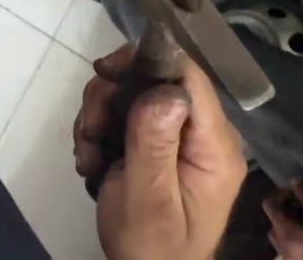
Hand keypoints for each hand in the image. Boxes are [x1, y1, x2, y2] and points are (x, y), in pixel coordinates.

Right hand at [75, 45, 246, 259]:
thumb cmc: (149, 248)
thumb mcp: (147, 199)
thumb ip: (154, 142)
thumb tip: (165, 90)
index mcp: (215, 147)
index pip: (188, 76)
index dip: (146, 61)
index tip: (104, 73)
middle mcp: (204, 135)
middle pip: (153, 79)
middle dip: (111, 98)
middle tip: (89, 132)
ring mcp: (181, 139)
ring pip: (132, 93)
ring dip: (99, 116)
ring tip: (88, 155)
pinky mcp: (159, 144)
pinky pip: (125, 113)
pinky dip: (100, 130)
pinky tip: (92, 159)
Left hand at [264, 185, 302, 259]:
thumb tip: (295, 183)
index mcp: (290, 237)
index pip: (270, 208)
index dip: (279, 196)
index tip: (295, 193)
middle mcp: (284, 251)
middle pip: (274, 224)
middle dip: (285, 212)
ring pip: (280, 240)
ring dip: (289, 229)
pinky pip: (288, 253)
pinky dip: (294, 243)